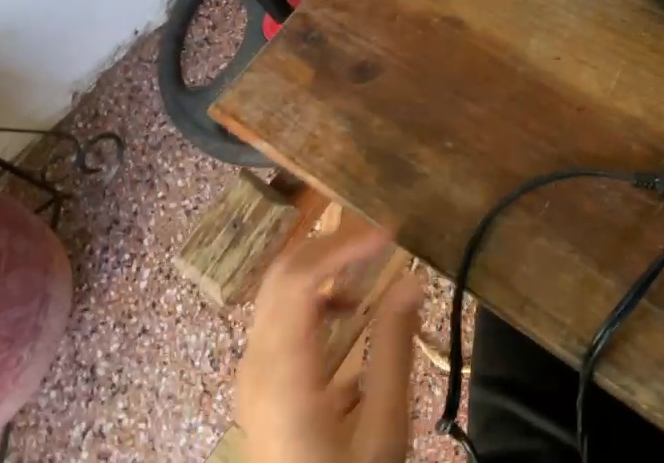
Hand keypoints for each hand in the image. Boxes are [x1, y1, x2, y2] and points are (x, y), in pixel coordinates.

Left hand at [236, 226, 426, 462]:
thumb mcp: (383, 430)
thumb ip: (395, 351)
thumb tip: (413, 280)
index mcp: (284, 373)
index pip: (302, 280)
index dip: (344, 245)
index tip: (390, 233)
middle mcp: (256, 363)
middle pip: (282, 275)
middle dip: (331, 245)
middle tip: (382, 237)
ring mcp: (250, 372)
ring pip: (276, 291)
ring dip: (322, 268)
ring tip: (371, 267)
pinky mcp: (257, 382)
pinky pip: (277, 317)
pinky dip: (313, 297)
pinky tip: (349, 312)